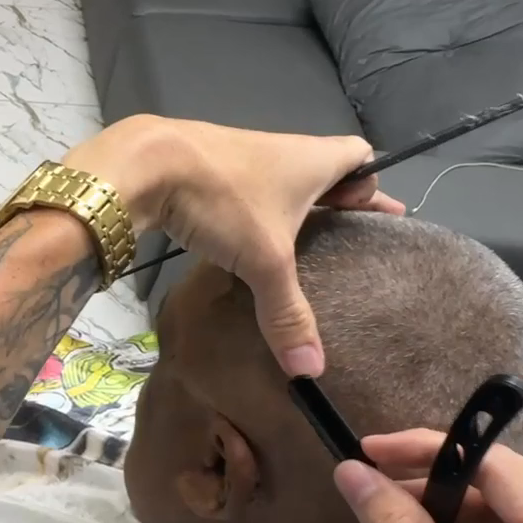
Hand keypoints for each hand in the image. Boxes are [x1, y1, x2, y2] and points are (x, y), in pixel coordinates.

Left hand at [62, 116, 401, 376]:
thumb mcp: (264, 260)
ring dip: (288, 210)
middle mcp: (281, 151)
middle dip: (334, 203)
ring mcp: (239, 158)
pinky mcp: (204, 171)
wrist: (145, 164)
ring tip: (294, 252)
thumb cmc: (223, 198)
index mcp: (312, 159)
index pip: (361, 158)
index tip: (377, 221)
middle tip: (340, 243)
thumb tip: (310, 372)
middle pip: (321, 171)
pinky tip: (239, 246)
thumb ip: (287, 313)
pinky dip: (250, 215)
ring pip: (278, 183)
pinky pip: (242, 193)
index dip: (372, 186)